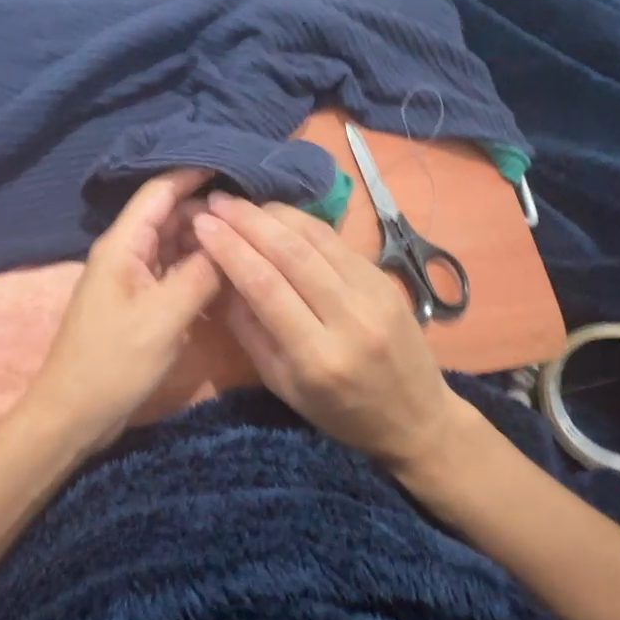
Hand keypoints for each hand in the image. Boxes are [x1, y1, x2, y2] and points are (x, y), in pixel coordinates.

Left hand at [21, 169, 222, 449]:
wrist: (73, 415)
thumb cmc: (115, 363)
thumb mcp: (165, 318)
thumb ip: (201, 275)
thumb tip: (231, 240)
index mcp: (123, 245)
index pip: (160, 191)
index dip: (195, 174)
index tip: (237, 168)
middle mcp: (125, 252)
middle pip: (169, 216)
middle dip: (207, 212)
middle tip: (255, 214)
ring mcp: (131, 278)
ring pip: (172, 245)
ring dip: (204, 242)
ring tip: (248, 241)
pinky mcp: (138, 302)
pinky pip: (170, 272)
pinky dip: (195, 269)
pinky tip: (226, 276)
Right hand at [192, 192, 479, 469]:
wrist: (417, 418)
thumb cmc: (340, 411)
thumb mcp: (282, 385)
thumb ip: (250, 330)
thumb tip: (222, 275)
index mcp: (317, 358)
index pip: (266, 287)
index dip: (230, 249)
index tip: (202, 224)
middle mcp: (349, 320)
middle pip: (291, 254)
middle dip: (247, 222)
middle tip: (215, 201)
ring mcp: (373, 295)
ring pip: (316, 239)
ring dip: (273, 214)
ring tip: (240, 202)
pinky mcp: (385, 279)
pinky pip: (337, 241)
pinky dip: (302, 222)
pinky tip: (277, 213)